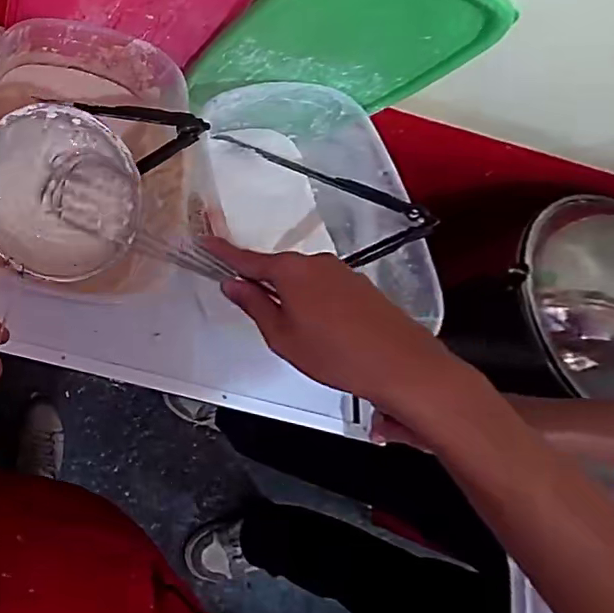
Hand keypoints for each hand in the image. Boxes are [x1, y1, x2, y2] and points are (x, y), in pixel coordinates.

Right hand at [204, 238, 483, 422]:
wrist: (406, 369)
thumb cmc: (340, 356)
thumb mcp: (282, 337)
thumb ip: (254, 306)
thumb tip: (234, 285)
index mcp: (291, 272)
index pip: (247, 259)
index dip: (223, 253)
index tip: (207, 243)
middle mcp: (316, 264)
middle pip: (276, 269)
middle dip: (263, 285)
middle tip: (257, 314)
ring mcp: (341, 273)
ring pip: (302, 280)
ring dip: (291, 298)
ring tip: (299, 335)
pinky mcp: (360, 286)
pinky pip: (324, 287)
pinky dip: (314, 302)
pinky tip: (323, 331)